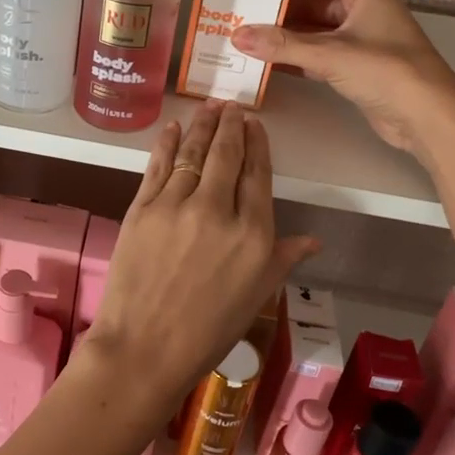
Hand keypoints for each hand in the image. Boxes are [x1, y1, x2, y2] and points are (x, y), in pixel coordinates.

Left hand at [81, 102, 317, 407]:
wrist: (144, 348)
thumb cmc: (207, 332)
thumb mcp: (256, 297)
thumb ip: (282, 258)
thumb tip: (312, 240)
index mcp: (253, 234)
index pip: (258, 175)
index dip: (257, 144)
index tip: (254, 124)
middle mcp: (217, 210)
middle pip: (225, 155)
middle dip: (230, 125)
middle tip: (231, 106)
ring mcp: (176, 206)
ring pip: (192, 153)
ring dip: (201, 125)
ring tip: (208, 106)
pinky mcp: (142, 208)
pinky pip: (159, 166)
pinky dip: (166, 143)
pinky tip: (172, 128)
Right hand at [229, 0, 454, 159]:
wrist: (427, 117)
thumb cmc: (387, 71)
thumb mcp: (329, 53)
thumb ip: (282, 45)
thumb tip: (238, 35)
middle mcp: (363, 12)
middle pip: (315, 2)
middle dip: (281, 9)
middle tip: (243, 13)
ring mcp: (360, 42)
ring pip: (315, 31)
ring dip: (286, 37)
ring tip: (247, 38)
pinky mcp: (356, 69)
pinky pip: (318, 56)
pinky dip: (296, 58)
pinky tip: (267, 63)